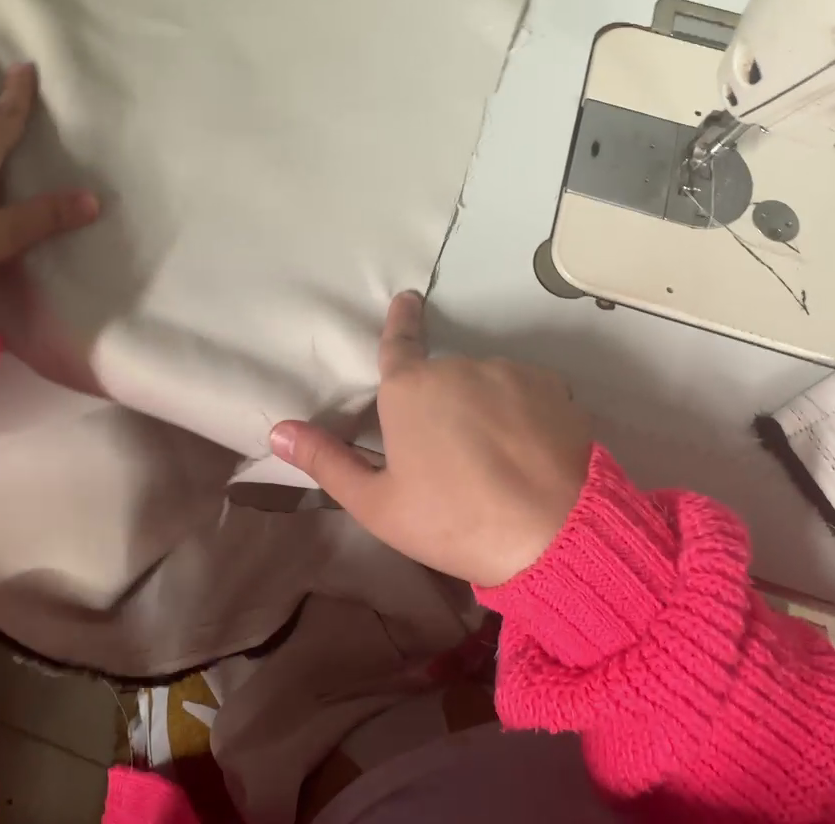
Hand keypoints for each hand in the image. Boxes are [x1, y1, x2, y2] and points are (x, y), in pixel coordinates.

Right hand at [268, 293, 591, 587]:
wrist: (556, 534)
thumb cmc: (453, 521)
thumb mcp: (377, 504)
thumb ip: (326, 461)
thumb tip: (278, 430)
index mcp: (410, 389)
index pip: (398, 342)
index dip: (400, 321)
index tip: (408, 299)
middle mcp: (458, 367)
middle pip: (443, 378)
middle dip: (443, 405)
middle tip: (452, 459)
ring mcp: (510, 373)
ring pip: (486, 385)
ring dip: (484, 410)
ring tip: (495, 464)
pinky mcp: (553, 388)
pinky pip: (526, 394)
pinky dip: (523, 414)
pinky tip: (529, 454)